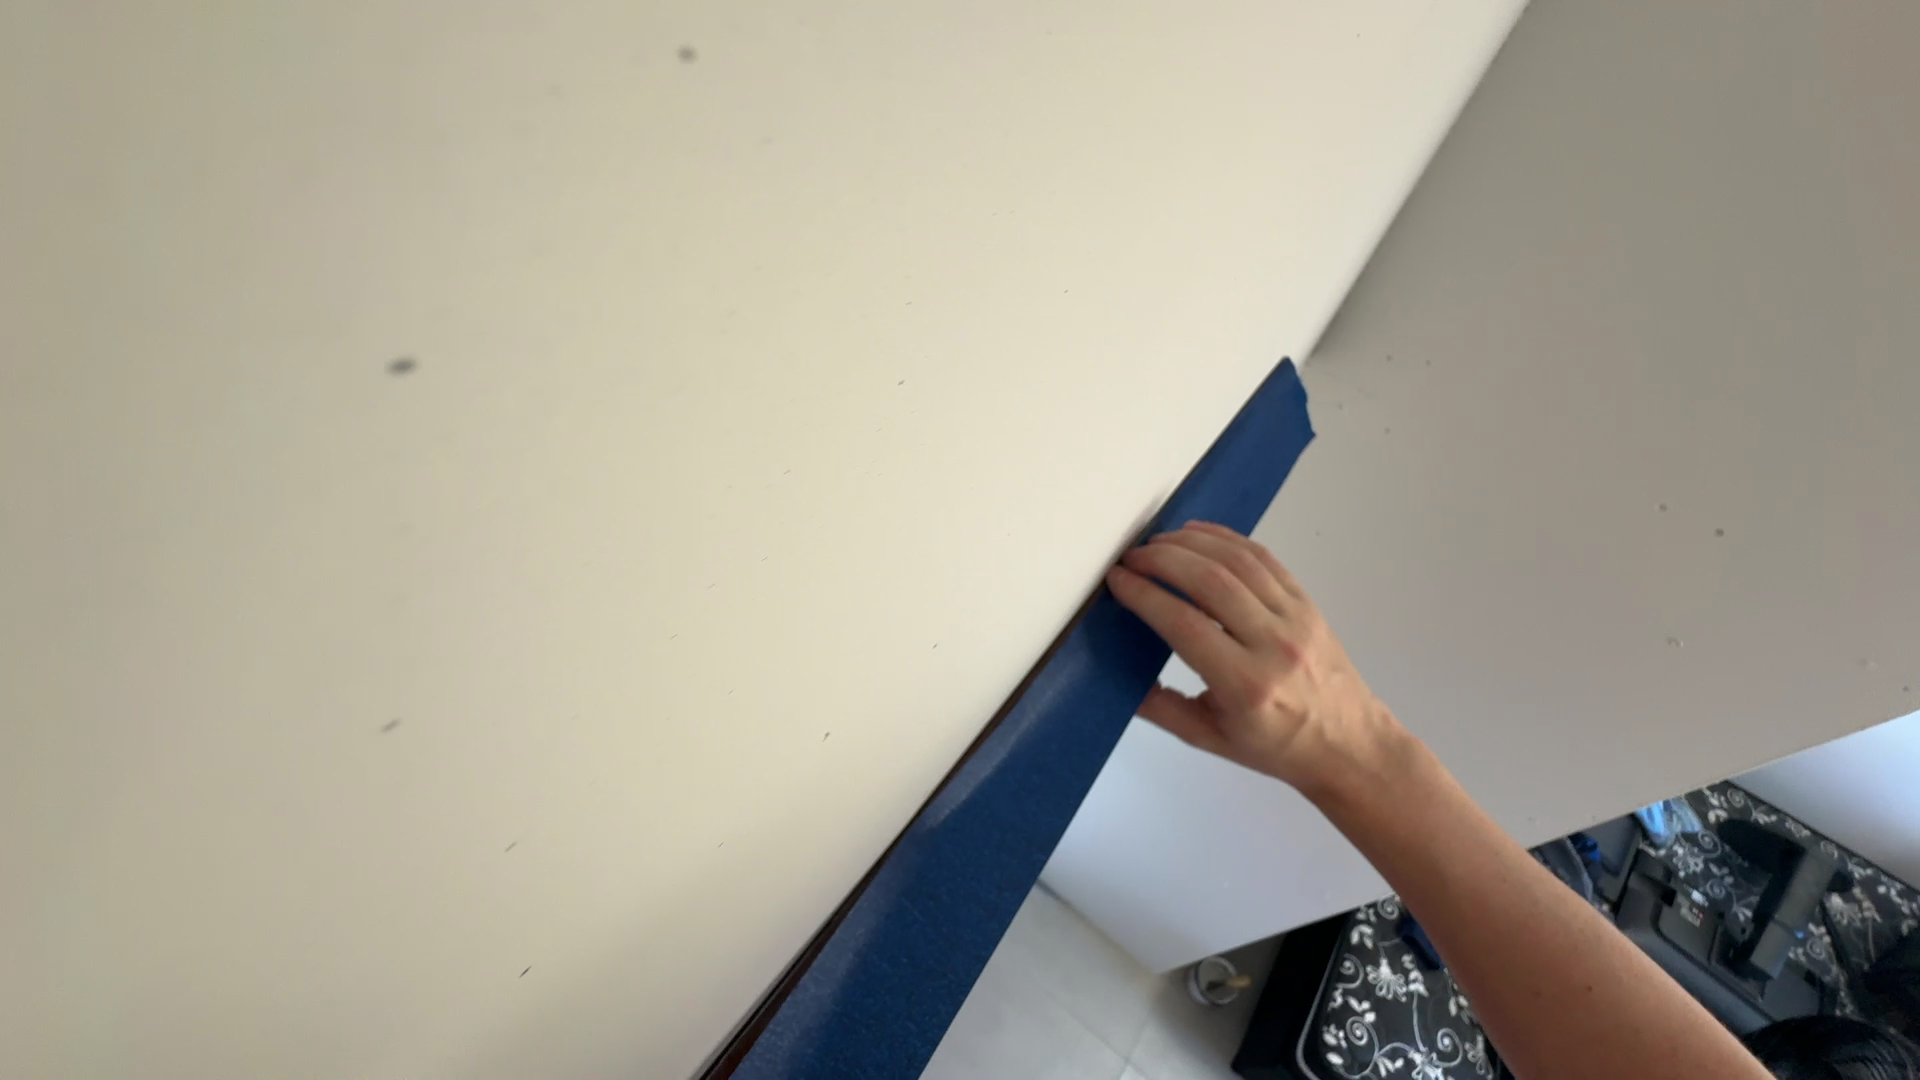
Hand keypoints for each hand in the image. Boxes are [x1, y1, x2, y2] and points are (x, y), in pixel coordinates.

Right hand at [1104, 521, 1395, 791]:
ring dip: (1190, 543)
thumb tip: (1113, 674)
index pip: (1184, 624)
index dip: (1144, 595)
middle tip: (1130, 557)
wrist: (1349, 745)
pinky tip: (1196, 532)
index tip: (1116, 580)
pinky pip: (1263, 558)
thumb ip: (1158, 708)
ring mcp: (1295, 619)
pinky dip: (1225, 537)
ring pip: (1237, 562)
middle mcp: (1273, 645)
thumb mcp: (1208, 738)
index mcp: (1244, 685)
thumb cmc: (1273, 746)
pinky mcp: (1307, 602)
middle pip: (1210, 582)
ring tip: (1156, 542)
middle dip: (1162, 560)